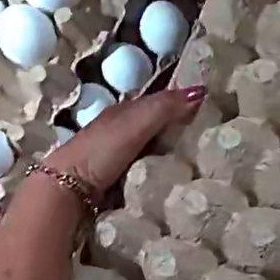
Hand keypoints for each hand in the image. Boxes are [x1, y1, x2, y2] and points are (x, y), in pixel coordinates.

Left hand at [41, 87, 205, 192]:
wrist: (68, 189)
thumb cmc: (101, 150)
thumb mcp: (135, 123)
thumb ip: (164, 108)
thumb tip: (202, 90)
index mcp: (122, 113)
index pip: (158, 103)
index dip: (181, 104)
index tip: (210, 111)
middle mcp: (120, 133)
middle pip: (156, 130)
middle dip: (179, 133)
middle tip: (212, 143)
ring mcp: (118, 160)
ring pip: (152, 154)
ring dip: (171, 158)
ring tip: (201, 166)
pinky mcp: (118, 184)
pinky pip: (146, 176)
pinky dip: (160, 176)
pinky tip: (175, 183)